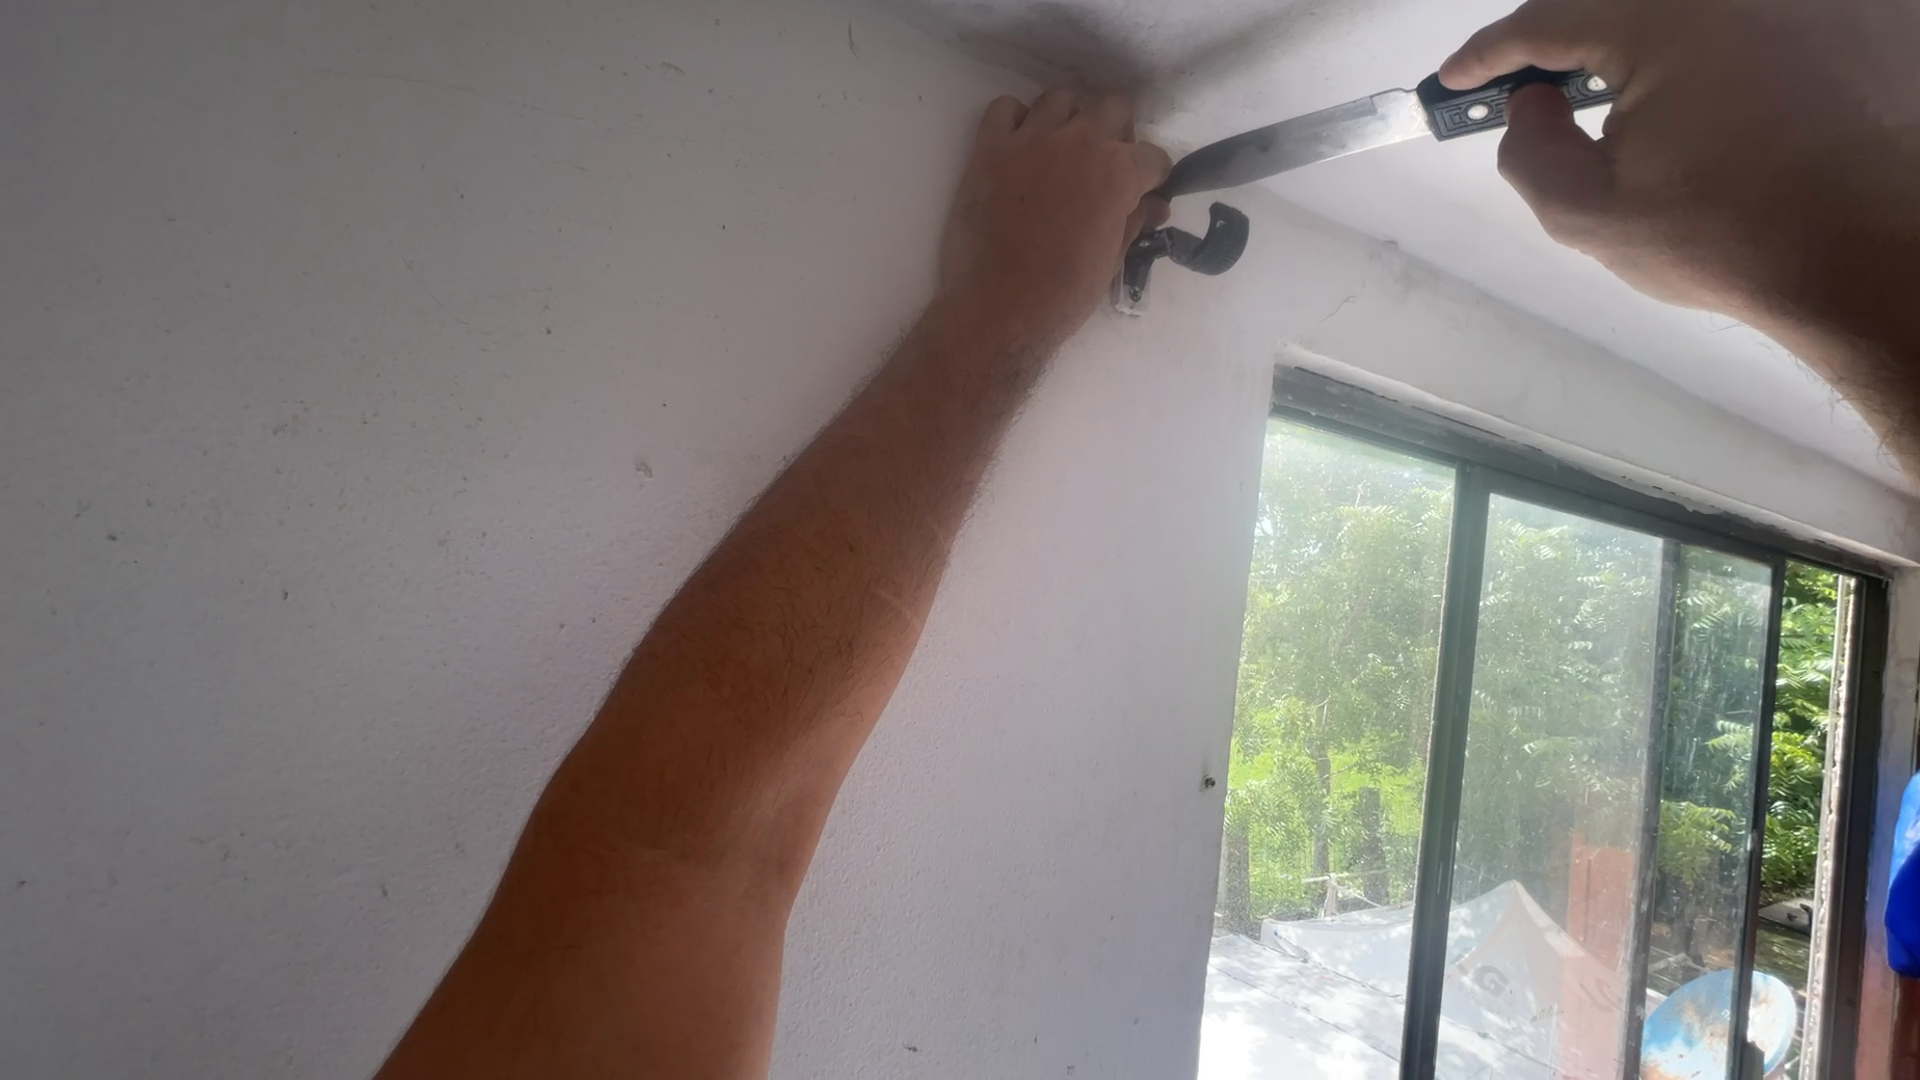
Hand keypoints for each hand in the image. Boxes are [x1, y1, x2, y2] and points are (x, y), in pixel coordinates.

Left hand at [938, 90, 1172, 347]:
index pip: (1153, 156)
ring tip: (1059, 155)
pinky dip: (1014, 122)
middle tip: (1102, 169)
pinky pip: (1005, 109)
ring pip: (1060, 100)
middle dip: (1116, 136)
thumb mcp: (1109, 263)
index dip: (1151, 177)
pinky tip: (1017, 150)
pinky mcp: (990, 149)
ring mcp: (1032, 140)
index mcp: (1118, 172)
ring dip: (1067, 121)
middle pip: (1113, 109)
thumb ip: (1133, 224)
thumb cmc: (1061, 297)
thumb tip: (1156, 207)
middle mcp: (1080, 141)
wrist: (999, 309)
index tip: (1143, 192)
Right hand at [1442, 0, 1919, 328]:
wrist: (1874, 250)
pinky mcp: (1860, 10)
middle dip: (1554, 34)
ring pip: (1678, 6)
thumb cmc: (1717, 236)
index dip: (1490, 50)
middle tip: (1515, 80)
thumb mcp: (1583, 210)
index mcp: (1676, 19)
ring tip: (1588, 83)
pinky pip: (1743, 16)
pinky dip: (1689, 40)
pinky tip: (1677, 82)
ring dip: (1619, 37)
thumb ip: (1528, 150)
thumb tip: (1529, 103)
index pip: (1552, 18)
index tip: (1456, 75)